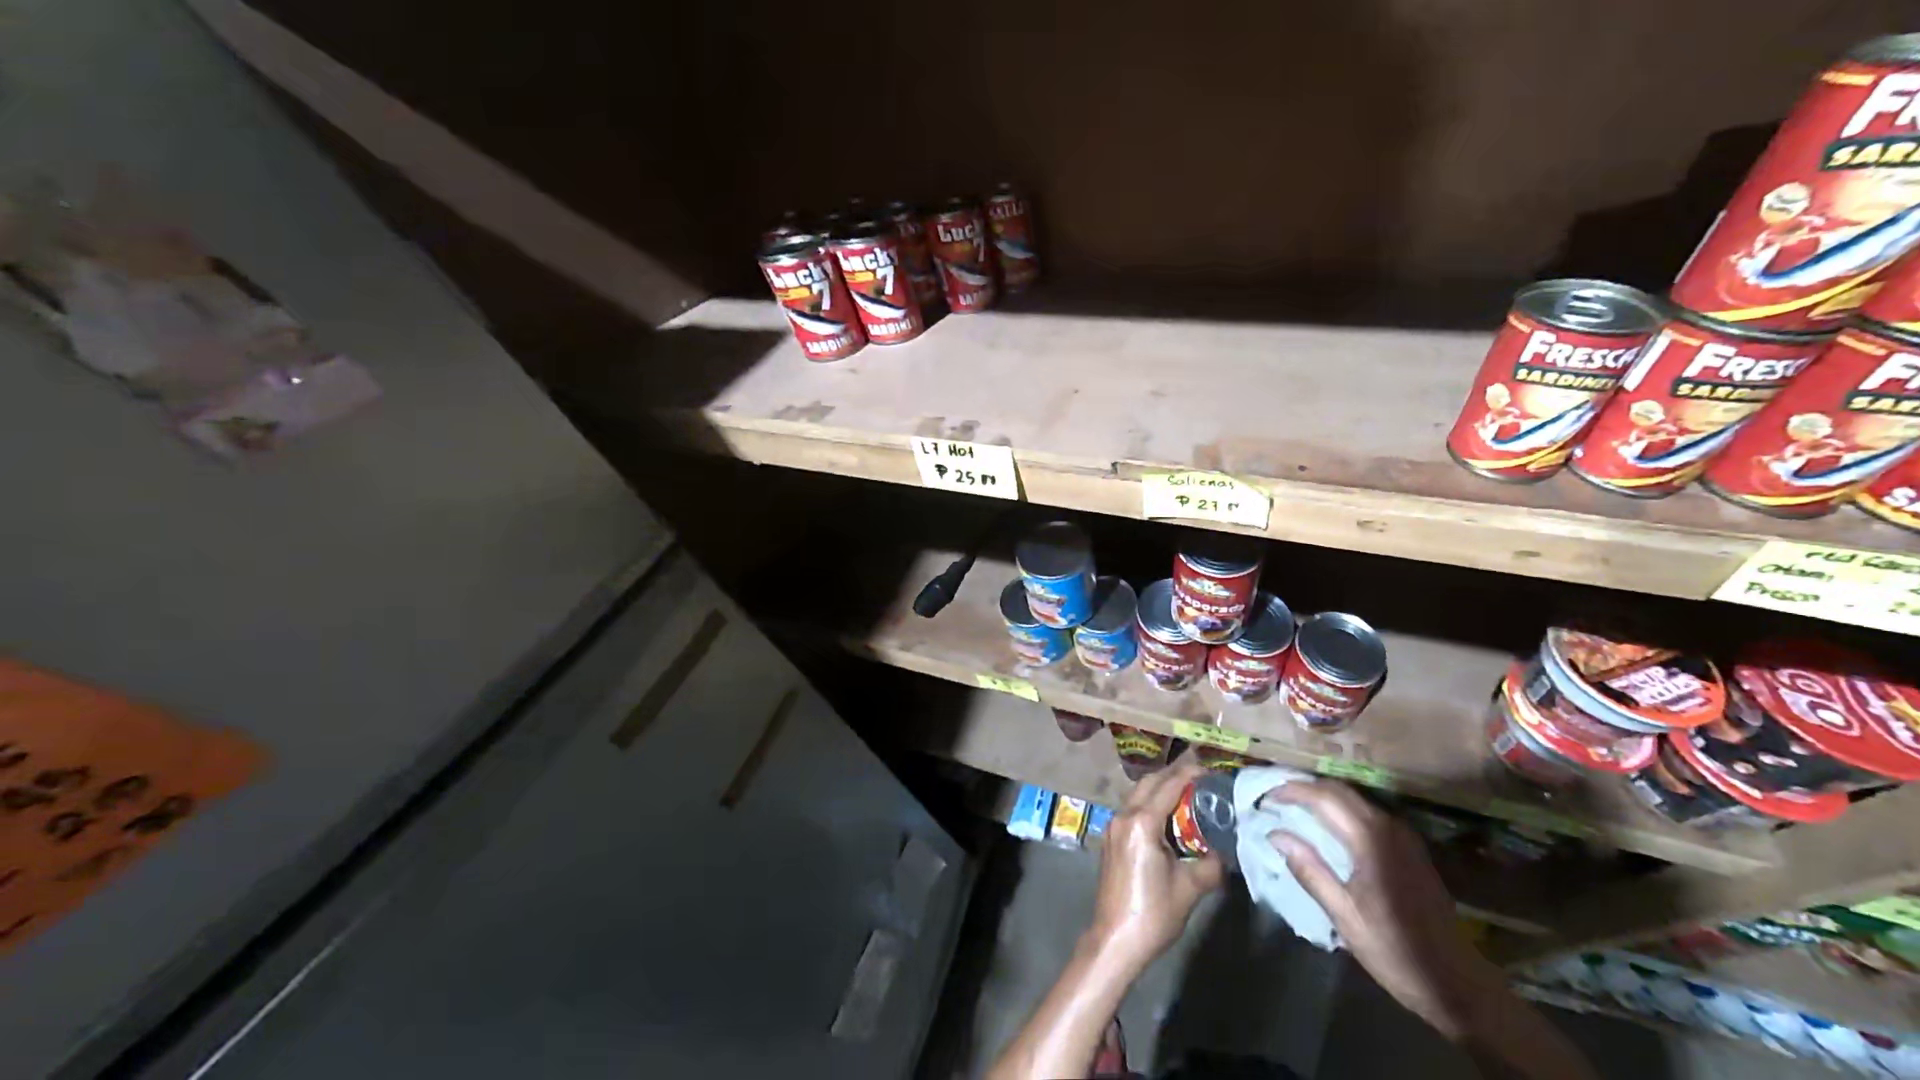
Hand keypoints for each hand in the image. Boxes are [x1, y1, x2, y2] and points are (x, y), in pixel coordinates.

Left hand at [1086, 762, 1224, 973]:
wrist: (1115, 939)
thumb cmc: (1153, 912)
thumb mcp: (1191, 887)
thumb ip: (1211, 862)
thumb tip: (1225, 848)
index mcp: (1141, 822)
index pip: (1168, 786)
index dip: (1190, 774)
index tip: (1211, 769)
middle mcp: (1123, 816)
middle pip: (1149, 783)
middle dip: (1174, 775)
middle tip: (1202, 777)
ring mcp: (1113, 826)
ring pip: (1138, 794)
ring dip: (1161, 788)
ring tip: (1190, 793)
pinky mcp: (1111, 839)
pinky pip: (1132, 809)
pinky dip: (1151, 803)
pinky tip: (1169, 816)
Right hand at [1263, 780, 1500, 1036]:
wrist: (1456, 982)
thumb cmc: (1394, 950)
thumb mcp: (1343, 915)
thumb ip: (1309, 870)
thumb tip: (1275, 834)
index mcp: (1370, 841)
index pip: (1323, 798)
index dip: (1290, 791)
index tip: (1264, 798)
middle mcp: (1389, 828)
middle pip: (1340, 790)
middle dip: (1304, 788)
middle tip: (1275, 798)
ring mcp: (1404, 837)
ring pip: (1355, 799)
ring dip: (1323, 796)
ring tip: (1295, 807)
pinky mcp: (1410, 848)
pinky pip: (1369, 813)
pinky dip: (1342, 809)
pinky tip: (1328, 825)